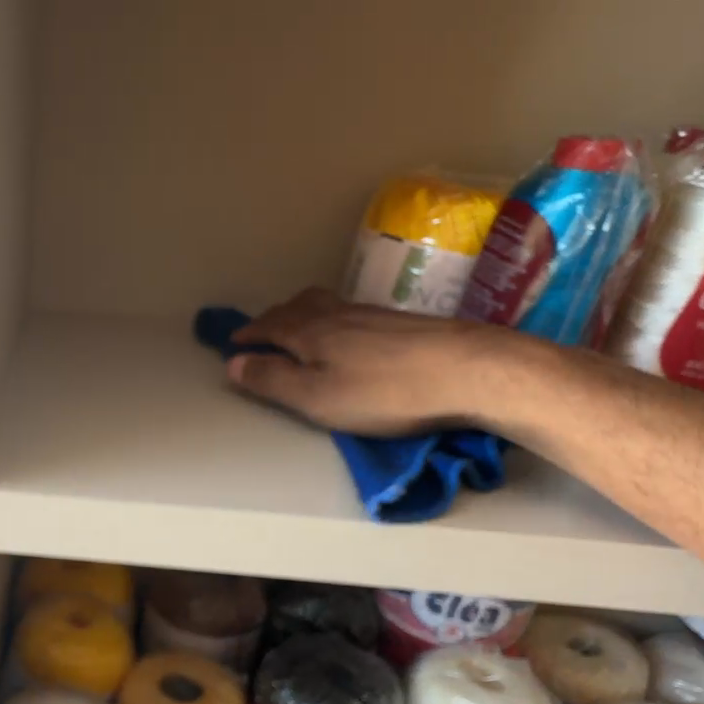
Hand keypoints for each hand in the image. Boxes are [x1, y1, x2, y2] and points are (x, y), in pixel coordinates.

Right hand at [226, 287, 552, 436]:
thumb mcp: (315, 397)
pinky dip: (332, 321)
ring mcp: (373, 315)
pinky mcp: (402, 324)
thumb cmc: (383, 392)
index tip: (232, 343)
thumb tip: (232, 362)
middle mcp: (338, 314)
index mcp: (311, 331)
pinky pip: (351, 313)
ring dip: (303, 315)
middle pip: (298, 305)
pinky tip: (345, 337)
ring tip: (298, 331)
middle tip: (261, 333)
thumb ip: (271, 380)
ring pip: (326, 306)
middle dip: (274, 318)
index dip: (249, 334)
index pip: (269, 325)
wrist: (471, 371)